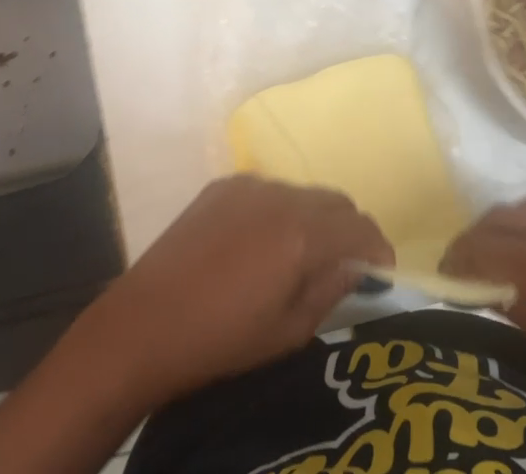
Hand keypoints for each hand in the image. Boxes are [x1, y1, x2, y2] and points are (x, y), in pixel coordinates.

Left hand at [75, 175, 393, 405]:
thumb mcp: (290, 330)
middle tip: (345, 264)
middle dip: (348, 229)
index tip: (381, 271)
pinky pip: (265, 191)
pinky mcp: (216, 188)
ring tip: (300, 254)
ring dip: (313, 218)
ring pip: (299, 192)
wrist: (145, 323)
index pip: (359, 225)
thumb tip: (355, 265)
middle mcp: (277, 197)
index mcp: (300, 234)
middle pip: (333, 200)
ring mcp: (244, 187)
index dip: (378, 247)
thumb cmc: (222, 338)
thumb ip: (330, 289)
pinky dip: (279, 210)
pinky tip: (262, 242)